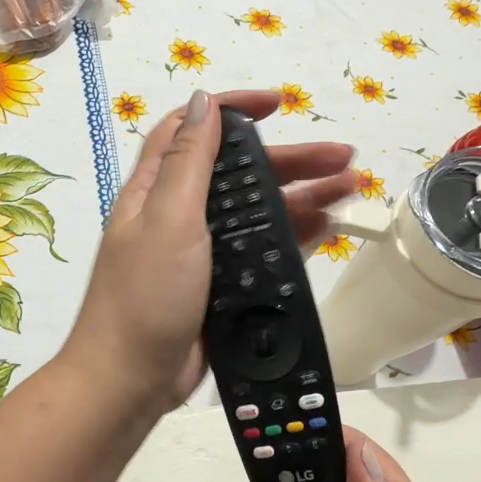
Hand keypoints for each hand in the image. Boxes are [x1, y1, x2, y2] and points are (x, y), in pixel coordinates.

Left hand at [63, 89, 356, 412]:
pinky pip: (260, 252)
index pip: (191, 130)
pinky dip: (291, 236)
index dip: (231, 109)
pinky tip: (326, 229)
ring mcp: (199, 253)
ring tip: (350, 188)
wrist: (131, 380)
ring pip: (255, 212)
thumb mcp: (168, 219)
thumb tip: (202, 101)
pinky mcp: (218, 288)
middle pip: (237, 173)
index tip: (278, 103)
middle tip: (344, 155)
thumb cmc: (145, 295)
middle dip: (288, 158)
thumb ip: (189, 161)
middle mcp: (176, 215)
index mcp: (154, 191)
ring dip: (300, 196)